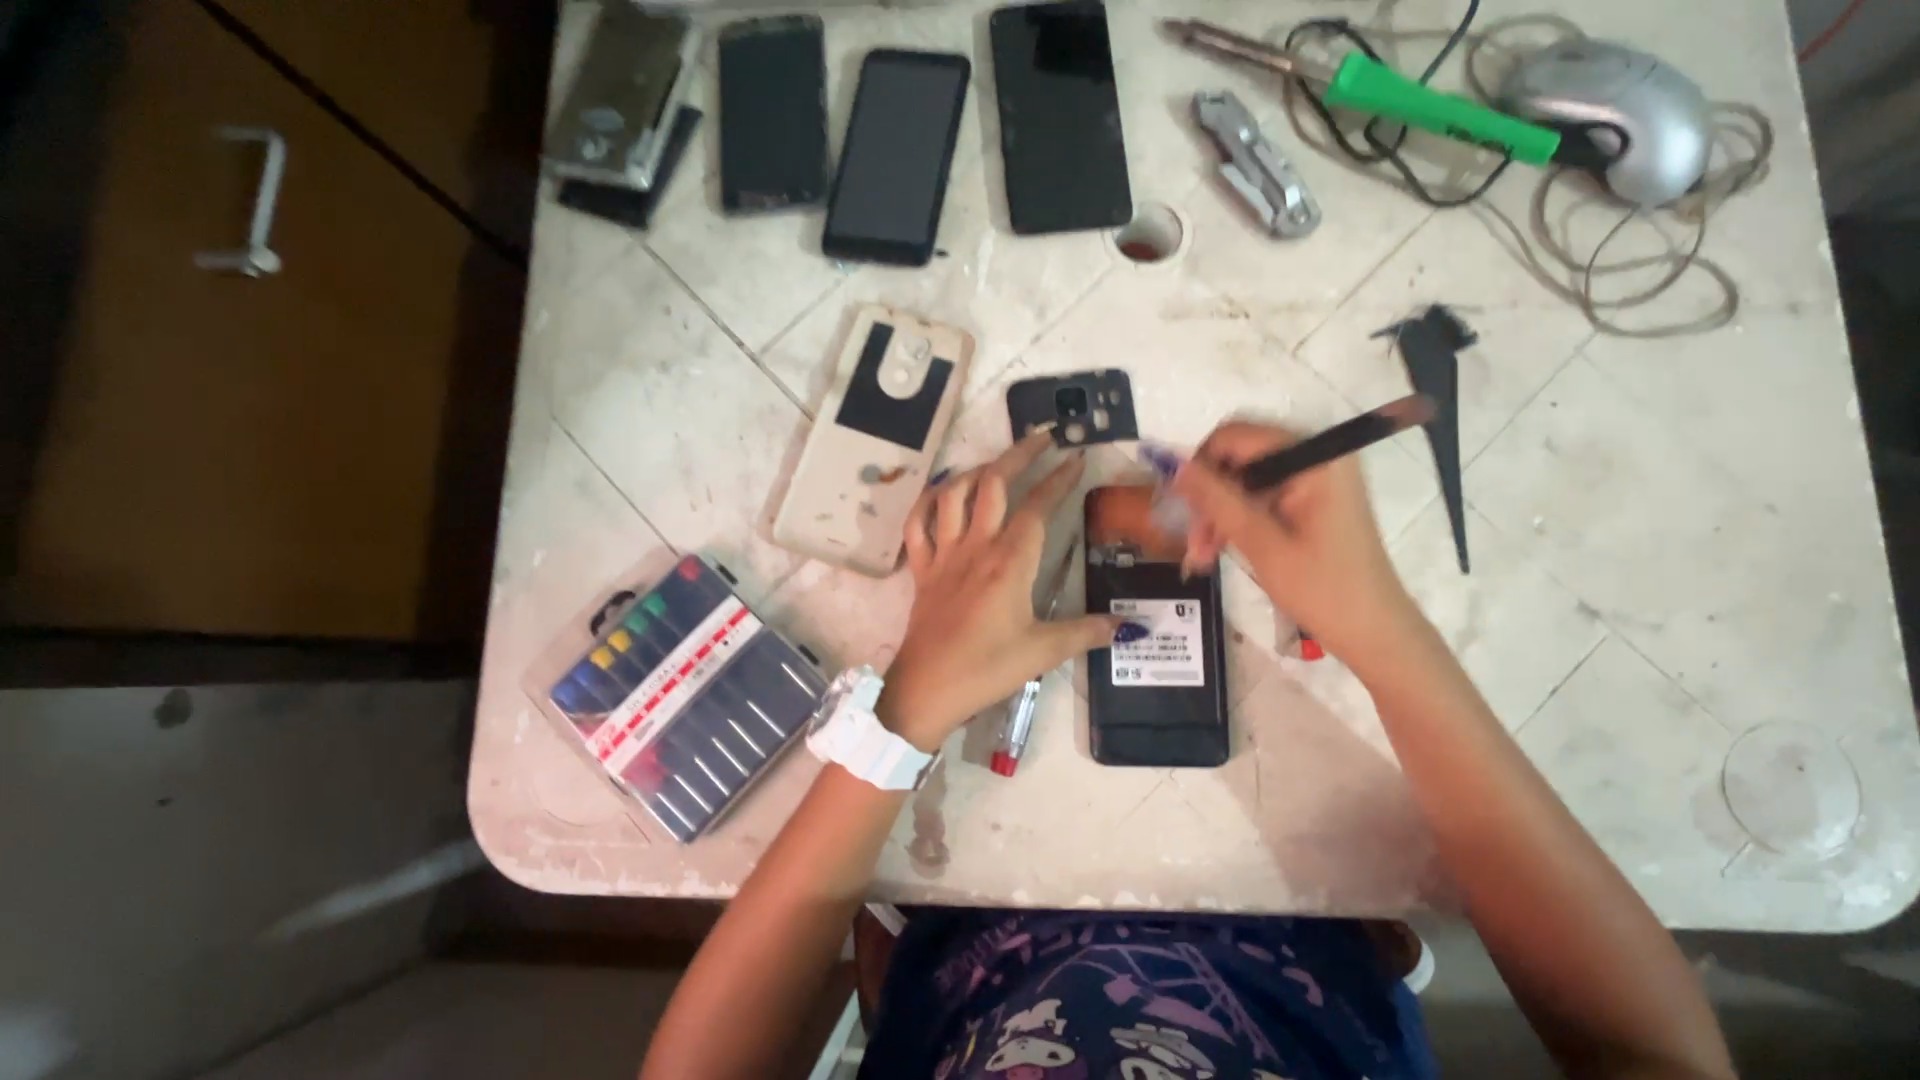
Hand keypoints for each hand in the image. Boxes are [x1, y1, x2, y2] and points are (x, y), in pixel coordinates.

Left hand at [879, 431, 1121, 750]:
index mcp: (1009, 562)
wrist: (926, 689)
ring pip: (953, 494)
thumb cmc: (985, 669)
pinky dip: (928, 502)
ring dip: (975, 470)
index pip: (1038, 506)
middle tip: (1041, 438)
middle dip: (1018, 454)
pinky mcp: (921, 569)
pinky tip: (941, 495)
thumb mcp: (1043, 652)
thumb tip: (1130, 625)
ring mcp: (943, 555)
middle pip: (993, 483)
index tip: (1077, 458)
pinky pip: (917, 525)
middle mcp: (975, 546)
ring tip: (996, 463)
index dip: (1059, 478)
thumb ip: (1086, 632)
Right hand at [1171, 421, 1420, 664]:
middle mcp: (1318, 456)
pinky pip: (1261, 496)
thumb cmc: (1323, 589)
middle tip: (1192, 543)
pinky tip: (1218, 551)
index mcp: (1316, 457)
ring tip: (1202, 557)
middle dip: (1209, 497)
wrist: (1374, 633)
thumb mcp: (1261, 543)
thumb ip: (1216, 499)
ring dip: (1218, 514)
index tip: (1179, 506)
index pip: (1237, 436)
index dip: (1201, 465)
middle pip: (1240, 457)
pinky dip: (1237, 520)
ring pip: (1244, 480)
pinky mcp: (1312, 500)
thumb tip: (1172, 465)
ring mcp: (1317, 479)